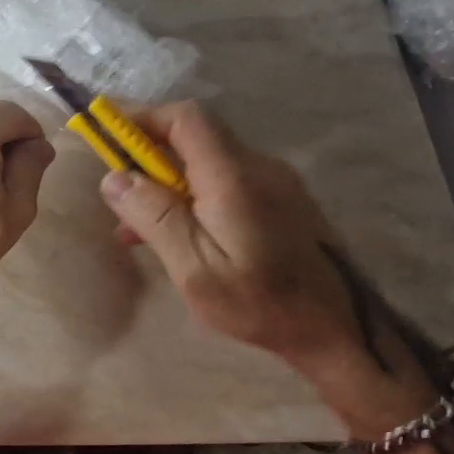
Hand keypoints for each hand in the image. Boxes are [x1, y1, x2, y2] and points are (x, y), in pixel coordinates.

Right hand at [95, 101, 374, 377]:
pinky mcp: (283, 203)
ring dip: (166, 182)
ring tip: (138, 227)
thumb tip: (114, 177)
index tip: (106, 138)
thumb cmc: (263, 303)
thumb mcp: (195, 269)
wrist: (347, 335)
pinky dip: (191, 196)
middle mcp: (258, 168)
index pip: (185, 118)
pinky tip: (178, 236)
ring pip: (206, 163)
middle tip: (117, 193)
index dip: (141, 118)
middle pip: (193, 137)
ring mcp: (276, 184)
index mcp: (234, 176)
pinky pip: (224, 183)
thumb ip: (154, 217)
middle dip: (147, 155)